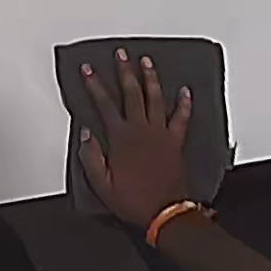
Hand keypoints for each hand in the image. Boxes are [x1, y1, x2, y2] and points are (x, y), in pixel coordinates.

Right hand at [77, 48, 193, 226]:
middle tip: (121, 54)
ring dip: (150, 78)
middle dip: (124, 71)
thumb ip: (91, 156)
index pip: (104, 103)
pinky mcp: (176, 142)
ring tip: (147, 61)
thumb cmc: (132, 199)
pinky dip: (184, 104)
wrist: (167, 216)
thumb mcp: (101, 182)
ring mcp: (161, 134)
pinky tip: (185, 90)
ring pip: (155, 99)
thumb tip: (85, 132)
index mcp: (120, 137)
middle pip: (131, 93)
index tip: (87, 69)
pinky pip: (182, 118)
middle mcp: (141, 129)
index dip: (94, 84)